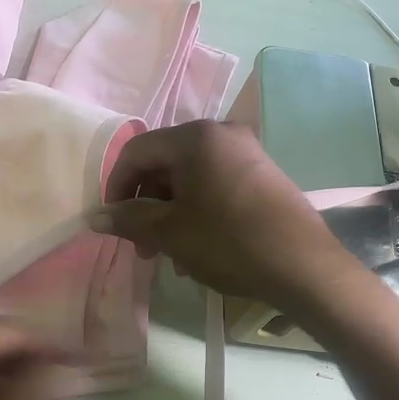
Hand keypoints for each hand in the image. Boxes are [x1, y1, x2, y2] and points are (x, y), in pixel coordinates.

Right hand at [90, 120, 360, 310]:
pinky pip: (215, 183)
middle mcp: (222, 133)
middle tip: (141, 245)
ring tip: (169, 254)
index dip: (116, 186)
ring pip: (190, 177)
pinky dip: (198, 209)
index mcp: (195, 137)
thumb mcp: (170, 232)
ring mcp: (247, 152)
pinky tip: (198, 247)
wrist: (304, 266)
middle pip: (165, 162)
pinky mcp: (263, 174)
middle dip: (146, 204)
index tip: (113, 222)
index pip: (137, 151)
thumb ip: (129, 218)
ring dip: (171, 212)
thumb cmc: (229, 242)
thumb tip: (95, 216)